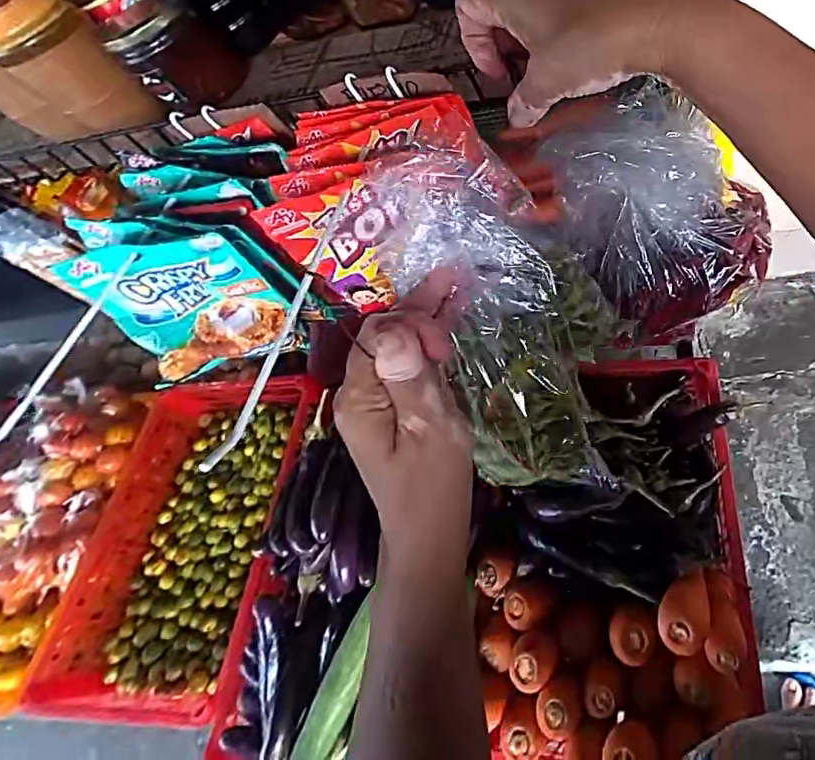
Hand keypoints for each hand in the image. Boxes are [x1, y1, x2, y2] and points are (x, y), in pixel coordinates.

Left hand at [333, 270, 474, 577]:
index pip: (379, 335)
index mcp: (360, 398)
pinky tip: (450, 317)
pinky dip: (431, 339)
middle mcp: (361, 392)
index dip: (412, 323)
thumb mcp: (430, 432)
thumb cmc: (433, 489)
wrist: (429, 537)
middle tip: (454, 278)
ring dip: (426, 313)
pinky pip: (410, 362)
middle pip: (386, 332)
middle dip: (419, 306)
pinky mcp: (396, 406)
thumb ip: (411, 380)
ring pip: (400, 343)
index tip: (446, 344)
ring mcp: (377, 399)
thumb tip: (395, 332)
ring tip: (454, 282)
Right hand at [457, 0, 707, 126]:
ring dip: (532, 46)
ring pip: (530, 13)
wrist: (652, 21)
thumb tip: (518, 117)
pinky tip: (577, 65)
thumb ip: (526, 101)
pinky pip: (559, 14)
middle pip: (497, 10)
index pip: (466, 6)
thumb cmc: (588, 44)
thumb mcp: (548, 82)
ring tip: (549, 76)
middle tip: (520, 78)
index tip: (498, 73)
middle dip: (503, 48)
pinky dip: (558, 39)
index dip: (473, 44)